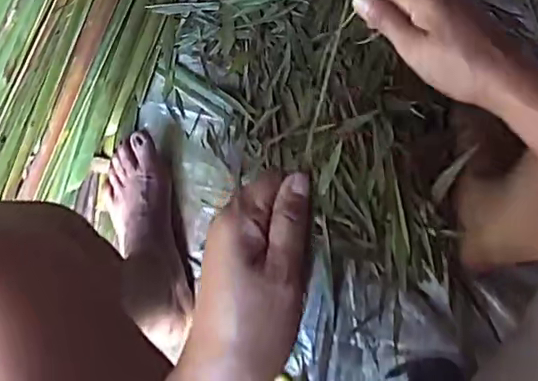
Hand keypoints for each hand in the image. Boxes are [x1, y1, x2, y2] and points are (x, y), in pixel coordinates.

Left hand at [174, 171, 310, 380]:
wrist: (220, 375)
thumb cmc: (256, 325)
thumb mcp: (283, 271)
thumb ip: (291, 221)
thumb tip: (300, 176)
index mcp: (237, 216)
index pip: (273, 179)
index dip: (298, 191)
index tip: (316, 218)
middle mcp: (225, 219)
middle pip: (266, 196)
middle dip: (290, 213)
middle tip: (309, 245)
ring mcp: (222, 240)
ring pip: (262, 218)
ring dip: (283, 232)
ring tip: (299, 260)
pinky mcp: (224, 261)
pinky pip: (254, 237)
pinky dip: (271, 247)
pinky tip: (282, 270)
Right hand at [353, 0, 537, 110]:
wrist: (511, 79)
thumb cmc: (457, 68)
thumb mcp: (413, 49)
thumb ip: (385, 20)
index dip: (370, 4)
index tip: (374, 32)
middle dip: (389, 8)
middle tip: (395, 43)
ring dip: (409, 14)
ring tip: (415, 45)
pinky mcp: (471, 7)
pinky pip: (437, 3)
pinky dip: (427, 16)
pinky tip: (436, 42)